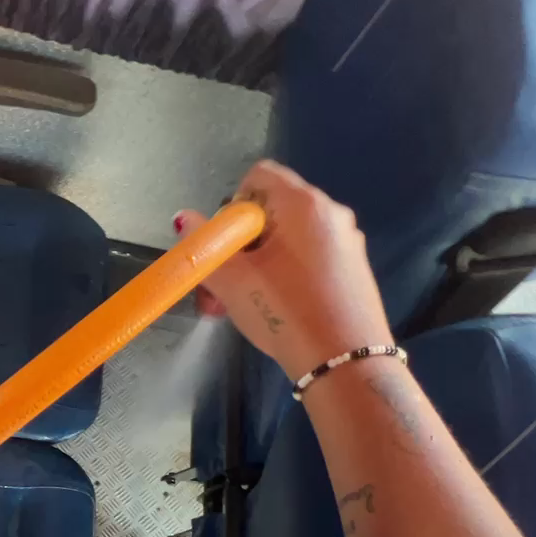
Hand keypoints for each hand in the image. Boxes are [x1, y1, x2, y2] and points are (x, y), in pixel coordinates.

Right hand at [177, 159, 392, 379]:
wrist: (344, 360)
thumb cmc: (284, 311)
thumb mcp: (232, 281)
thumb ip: (204, 246)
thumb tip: (184, 219)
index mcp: (304, 204)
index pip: (258, 176)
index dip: (230, 207)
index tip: (223, 246)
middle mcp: (330, 213)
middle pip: (270, 211)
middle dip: (237, 244)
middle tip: (220, 284)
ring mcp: (345, 241)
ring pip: (286, 239)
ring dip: (254, 264)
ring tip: (239, 303)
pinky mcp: (351, 269)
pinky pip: (305, 258)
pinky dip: (281, 274)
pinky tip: (272, 308)